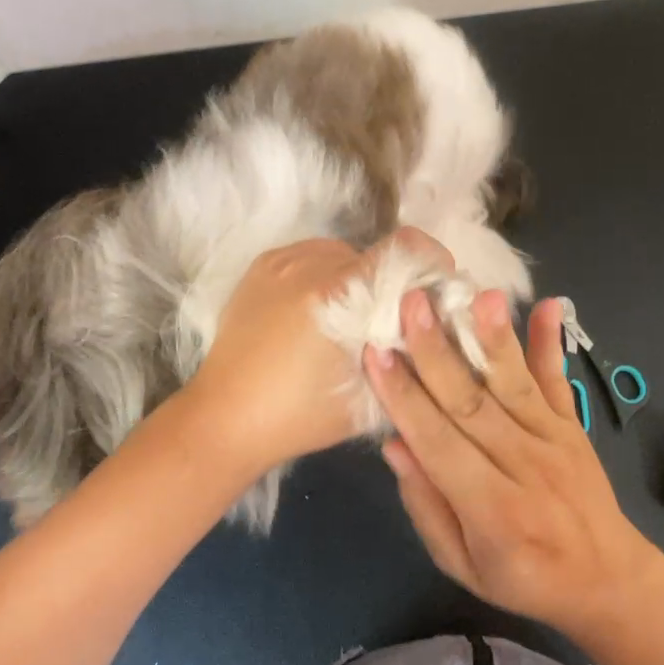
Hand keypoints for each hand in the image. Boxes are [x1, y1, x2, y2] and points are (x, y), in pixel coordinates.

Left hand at [182, 229, 453, 475]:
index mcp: (339, 293)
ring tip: (345, 317)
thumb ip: (408, 351)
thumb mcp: (373, 391)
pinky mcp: (261, 266)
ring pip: (340, 252)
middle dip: (386, 281)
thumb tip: (434, 321)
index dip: (429, 260)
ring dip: (352, 278)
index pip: (403, 246)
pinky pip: (309, 256)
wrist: (228, 417)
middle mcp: (310, 264)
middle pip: (371, 254)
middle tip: (384, 318)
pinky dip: (321, 275)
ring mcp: (280, 261)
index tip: (436, 284)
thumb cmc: (303, 416)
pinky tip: (314, 311)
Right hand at [365, 293, 663, 640]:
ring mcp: (553, 440)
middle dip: (437, 351)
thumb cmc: (523, 577)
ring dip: (494, 336)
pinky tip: (550, 304)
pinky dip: (552, 342)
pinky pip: (558, 380)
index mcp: (491, 509)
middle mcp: (523, 466)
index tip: (375, 353)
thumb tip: (395, 444)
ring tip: (476, 293)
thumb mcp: (461, 565)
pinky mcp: (572, 425)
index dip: (404, 398)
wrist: (608, 580)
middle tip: (410, 304)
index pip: (438, 442)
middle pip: (471, 403)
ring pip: (515, 383)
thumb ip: (427, 506)